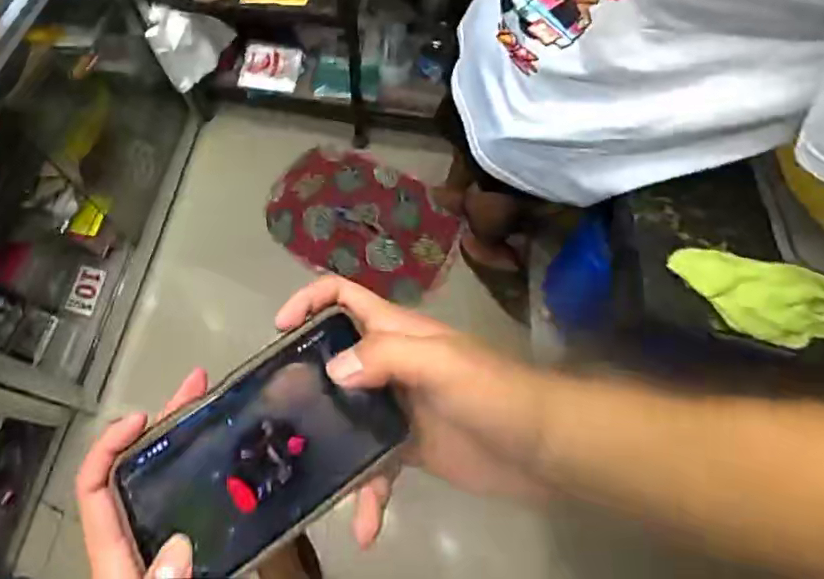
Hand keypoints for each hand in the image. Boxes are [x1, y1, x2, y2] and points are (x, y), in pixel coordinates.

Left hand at [76, 367, 209, 578]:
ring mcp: (160, 547)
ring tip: (211, 404)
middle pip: (141, 467)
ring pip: (170, 481)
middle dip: (166, 420)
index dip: (109, 443)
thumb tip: (179, 546)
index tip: (140, 416)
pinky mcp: (190, 559)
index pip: (94, 484)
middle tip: (194, 386)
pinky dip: (208, 477)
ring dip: (188, 439)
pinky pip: (196, 505)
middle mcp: (136, 541)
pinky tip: (228, 461)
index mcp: (114, 554)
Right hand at [274, 276, 555, 548]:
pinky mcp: (408, 448)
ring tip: (308, 470)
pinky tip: (363, 526)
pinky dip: (366, 494)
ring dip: (330, 443)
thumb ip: (386, 356)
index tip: (280, 327)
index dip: (309, 300)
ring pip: (348, 415)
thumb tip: (332, 368)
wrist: (544, 451)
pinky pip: (374, 466)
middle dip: (306, 374)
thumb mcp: (441, 363)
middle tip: (278, 405)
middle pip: (335, 355)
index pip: (343, 296)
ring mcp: (397, 406)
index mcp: (394, 330)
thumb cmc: (492, 392)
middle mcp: (388, 362)